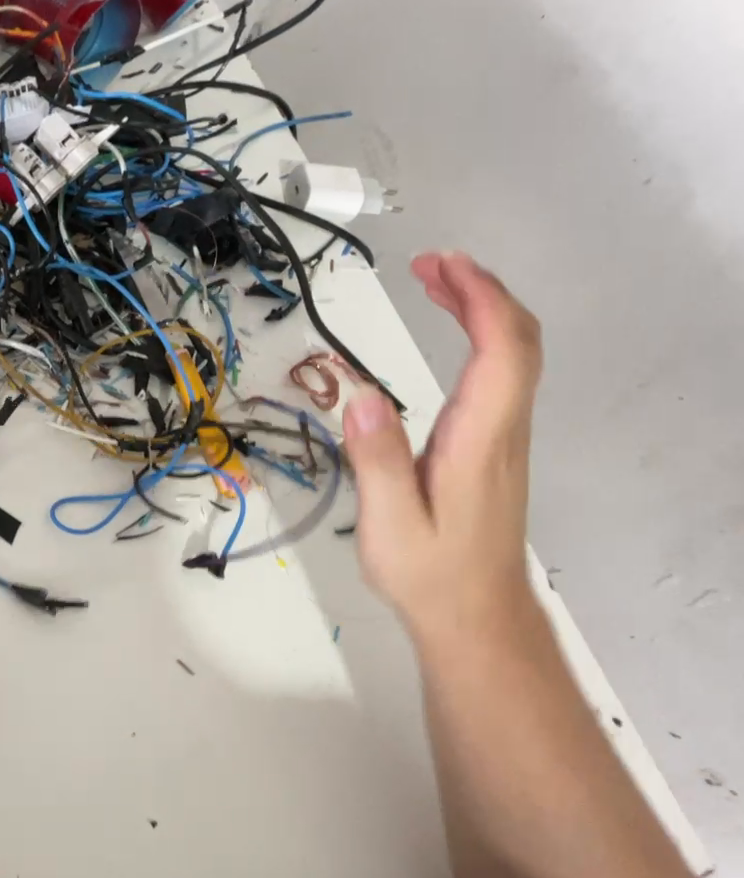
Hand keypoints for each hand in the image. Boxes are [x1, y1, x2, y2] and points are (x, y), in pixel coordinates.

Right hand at [344, 252, 542, 637]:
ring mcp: (502, 438)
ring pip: (513, 358)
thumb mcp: (388, 522)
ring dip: (481, 312)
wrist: (474, 614)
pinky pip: (499, 378)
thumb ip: (377, 459)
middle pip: (517, 343)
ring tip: (433, 286)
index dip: (479, 299)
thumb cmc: (428, 572)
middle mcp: (502, 430)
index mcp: (480, 440)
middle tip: (430, 263)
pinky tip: (449, 341)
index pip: (501, 351)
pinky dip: (477, 342)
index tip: (439, 266)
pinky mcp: (490, 449)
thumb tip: (359, 395)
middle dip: (481, 292)